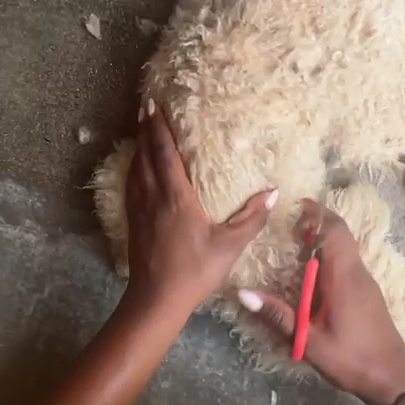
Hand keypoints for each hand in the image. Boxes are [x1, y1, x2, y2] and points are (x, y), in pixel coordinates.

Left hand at [122, 102, 275, 317]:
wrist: (156, 299)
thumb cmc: (194, 272)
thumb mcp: (229, 246)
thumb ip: (251, 218)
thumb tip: (273, 192)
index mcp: (174, 197)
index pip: (164, 153)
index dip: (159, 127)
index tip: (154, 105)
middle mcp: (152, 197)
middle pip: (145, 154)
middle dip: (145, 129)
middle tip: (146, 107)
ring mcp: (139, 209)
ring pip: (135, 168)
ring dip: (138, 146)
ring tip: (142, 129)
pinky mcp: (132, 221)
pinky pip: (131, 184)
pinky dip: (134, 167)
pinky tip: (137, 167)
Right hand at [237, 200, 404, 404]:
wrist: (393, 380)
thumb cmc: (351, 359)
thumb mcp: (308, 340)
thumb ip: (277, 314)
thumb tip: (243, 293)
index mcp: (343, 278)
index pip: (333, 231)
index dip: (314, 214)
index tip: (291, 209)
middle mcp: (357, 273)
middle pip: (341, 232)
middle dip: (317, 220)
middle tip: (288, 222)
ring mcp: (365, 281)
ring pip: (346, 245)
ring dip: (323, 237)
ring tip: (294, 241)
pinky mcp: (366, 292)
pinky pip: (347, 260)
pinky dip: (329, 253)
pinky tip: (310, 271)